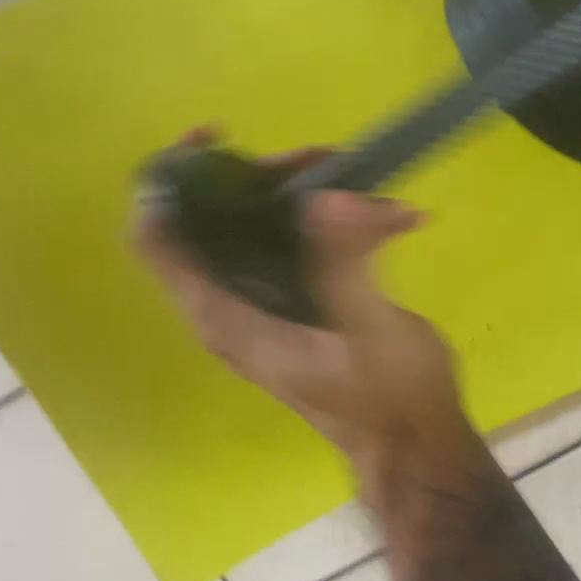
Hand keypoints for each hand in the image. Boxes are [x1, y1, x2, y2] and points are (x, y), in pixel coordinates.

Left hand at [133, 131, 472, 468]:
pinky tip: (403, 223)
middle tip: (333, 158)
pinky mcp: (310, 307)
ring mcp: (274, 308)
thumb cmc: (390, 395)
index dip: (173, 183)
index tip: (219, 137)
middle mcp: (238, 308)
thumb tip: (325, 200)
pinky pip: (312, 249)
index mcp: (230, 317)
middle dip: (272, 182)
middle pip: (223, 225)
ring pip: (272, 233)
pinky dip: (350, 227)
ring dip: (321, 202)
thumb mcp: (371, 330)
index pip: (164, 240)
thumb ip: (342, 267)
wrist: (416, 443)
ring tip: (387, 197)